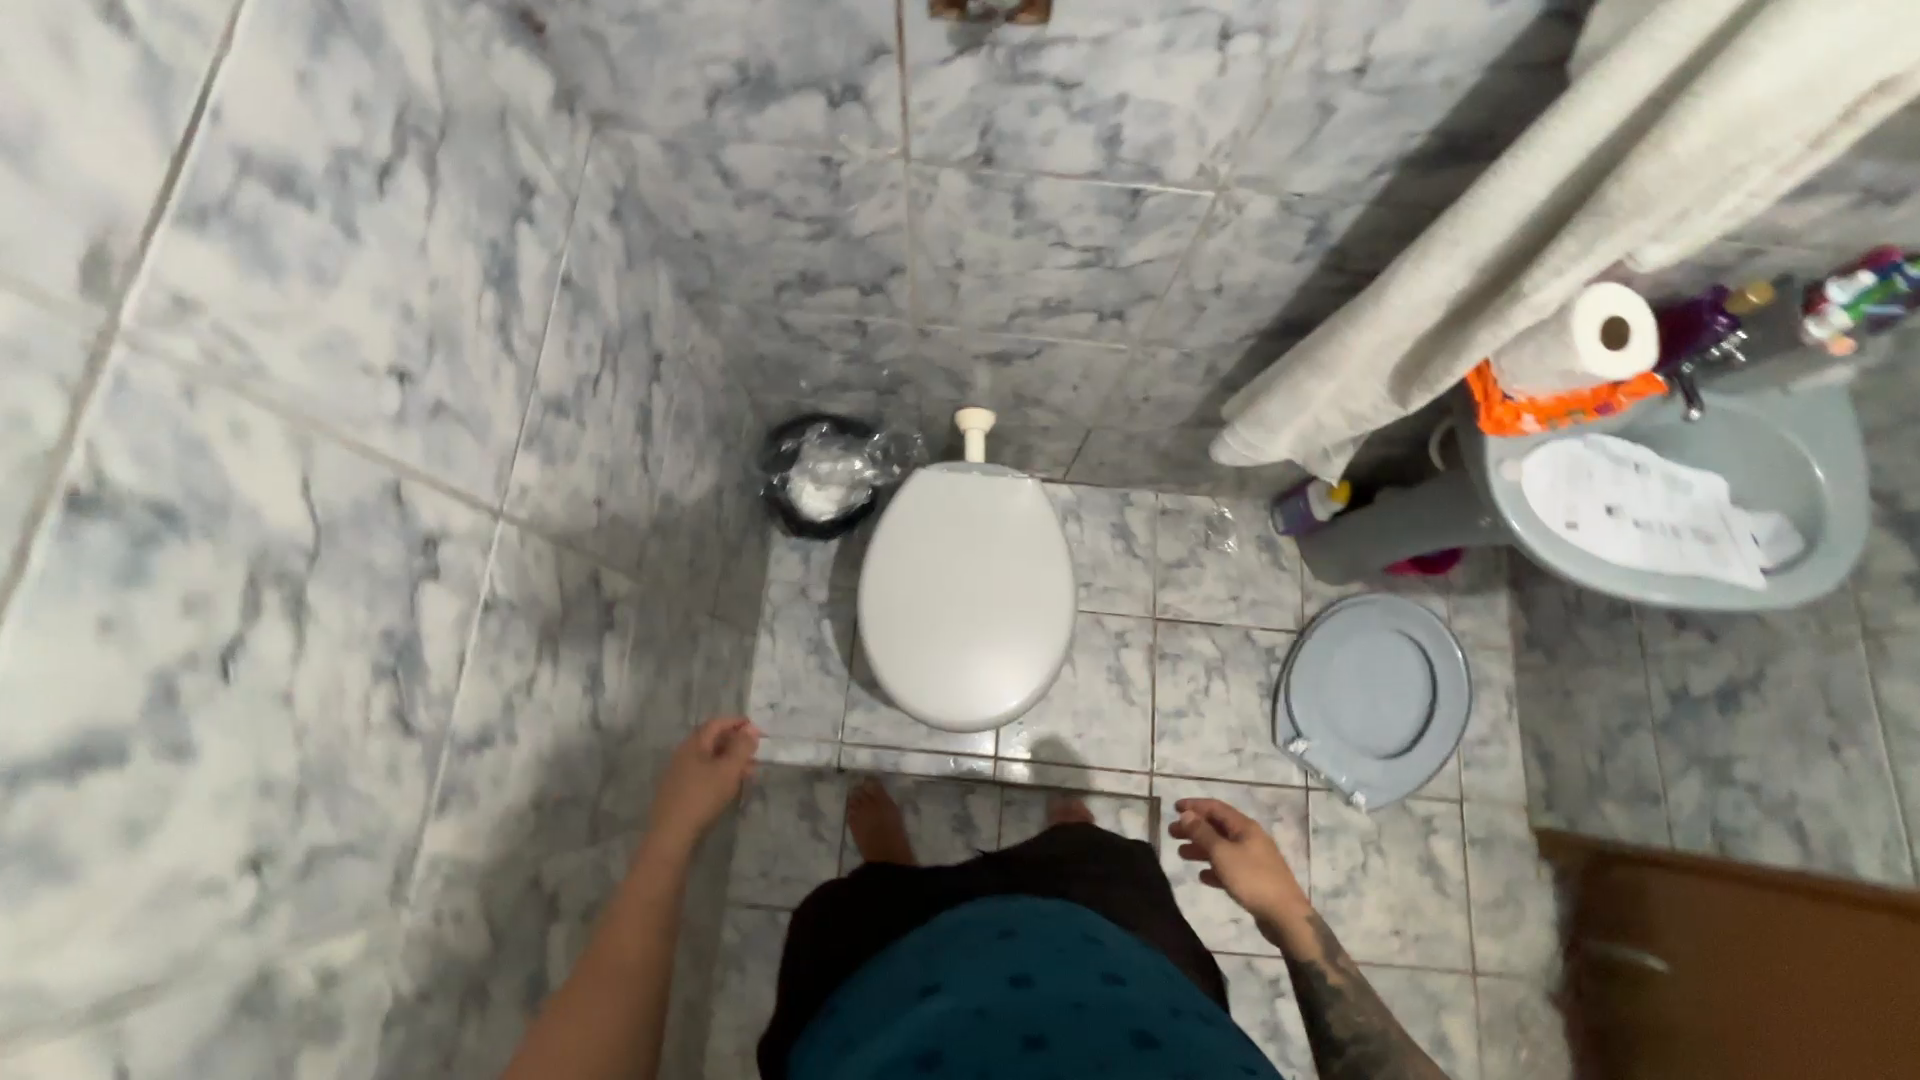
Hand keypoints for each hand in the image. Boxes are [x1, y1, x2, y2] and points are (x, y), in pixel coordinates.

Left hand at [647, 716, 761, 853]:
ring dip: (730, 760)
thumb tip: (751, 729)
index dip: (737, 723)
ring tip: (749, 772)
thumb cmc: (703, 796)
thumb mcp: (729, 770)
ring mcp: (679, 773)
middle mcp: (684, 754)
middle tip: (755, 753)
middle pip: (712, 740)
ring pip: (709, 759)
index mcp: (694, 744)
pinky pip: (704, 773)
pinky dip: (720, 773)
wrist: (672, 834)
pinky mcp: (679, 790)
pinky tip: (730, 786)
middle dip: (736, 743)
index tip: (757, 729)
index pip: (717, 723)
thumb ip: (742, 747)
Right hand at [1169, 798, 1310, 925]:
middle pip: (1217, 827)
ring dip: (1201, 848)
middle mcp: (1250, 838)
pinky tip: (1203, 876)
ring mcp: (1254, 859)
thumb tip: (1187, 814)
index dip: (1194, 805)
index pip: (1215, 807)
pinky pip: (1229, 867)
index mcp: (1244, 827)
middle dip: (1194, 828)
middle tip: (1172, 833)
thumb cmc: (1251, 878)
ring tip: (1181, 854)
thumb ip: (1202, 833)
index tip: (1174, 808)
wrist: (1285, 915)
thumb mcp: (1222, 853)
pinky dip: (1214, 868)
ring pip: (1222, 847)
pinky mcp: (1255, 879)